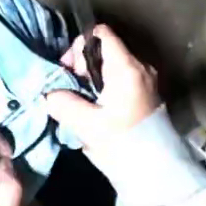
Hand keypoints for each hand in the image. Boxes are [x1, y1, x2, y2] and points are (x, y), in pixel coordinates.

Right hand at [42, 24, 159, 148]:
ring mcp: (146, 80)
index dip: (79, 46)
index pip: (101, 34)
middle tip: (72, 90)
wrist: (157, 171)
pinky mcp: (145, 94)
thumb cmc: (123, 143)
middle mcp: (140, 67)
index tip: (70, 70)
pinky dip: (104, 87)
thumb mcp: (86, 124)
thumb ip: (62, 102)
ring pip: (110, 65)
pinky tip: (96, 109)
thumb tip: (48, 93)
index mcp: (127, 67)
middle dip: (82, 65)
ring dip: (91, 79)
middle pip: (104, 49)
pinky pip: (119, 79)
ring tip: (82, 103)